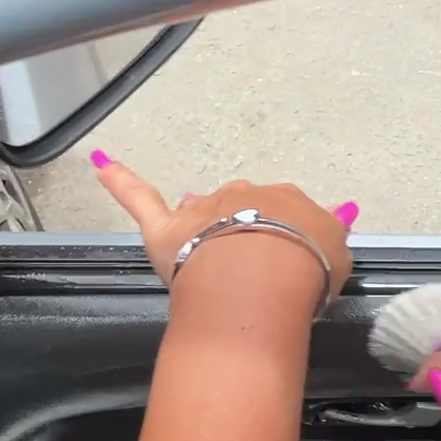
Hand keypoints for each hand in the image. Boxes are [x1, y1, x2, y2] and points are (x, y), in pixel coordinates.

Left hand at [91, 151, 355, 304]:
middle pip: (245, 205)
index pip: (288, 211)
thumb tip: (339, 214)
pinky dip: (121, 182)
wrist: (265, 277)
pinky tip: (101, 163)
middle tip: (258, 263)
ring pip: (203, 208)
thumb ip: (332, 232)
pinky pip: (140, 199)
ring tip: (212, 247)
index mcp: (288, 199)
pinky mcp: (165, 229)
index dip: (290, 235)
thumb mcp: (339, 252)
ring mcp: (204, 209)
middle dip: (248, 226)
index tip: (295, 257)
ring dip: (207, 220)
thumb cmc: (307, 267)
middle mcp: (246, 194)